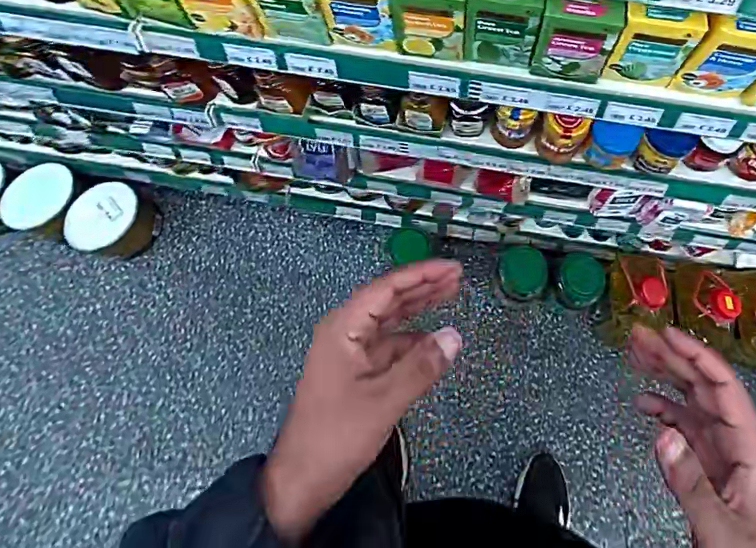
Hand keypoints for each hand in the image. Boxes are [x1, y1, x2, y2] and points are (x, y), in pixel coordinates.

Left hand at [261, 260, 463, 542]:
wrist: (298, 486)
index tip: (452, 268)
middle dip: (424, 285)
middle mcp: (345, 331)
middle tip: (457, 276)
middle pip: (389, 298)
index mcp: (344, 327)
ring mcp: (349, 351)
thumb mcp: (383, 402)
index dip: (422, 274)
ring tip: (450, 294)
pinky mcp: (355, 372)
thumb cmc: (334, 438)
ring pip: (390, 319)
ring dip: (419, 307)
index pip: (388, 287)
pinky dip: (412, 337)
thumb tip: (454, 336)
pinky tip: (432, 339)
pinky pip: (388, 343)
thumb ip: (421, 367)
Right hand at [628, 326, 755, 547]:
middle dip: (672, 357)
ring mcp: (723, 457)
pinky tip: (645, 401)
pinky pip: (684, 427)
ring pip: (692, 402)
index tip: (669, 335)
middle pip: (704, 387)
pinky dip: (663, 410)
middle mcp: (738, 446)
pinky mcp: (708, 471)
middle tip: (642, 337)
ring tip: (638, 356)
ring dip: (665, 376)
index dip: (696, 354)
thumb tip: (665, 436)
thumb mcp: (723, 530)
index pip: (724, 386)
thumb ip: (692, 485)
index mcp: (751, 451)